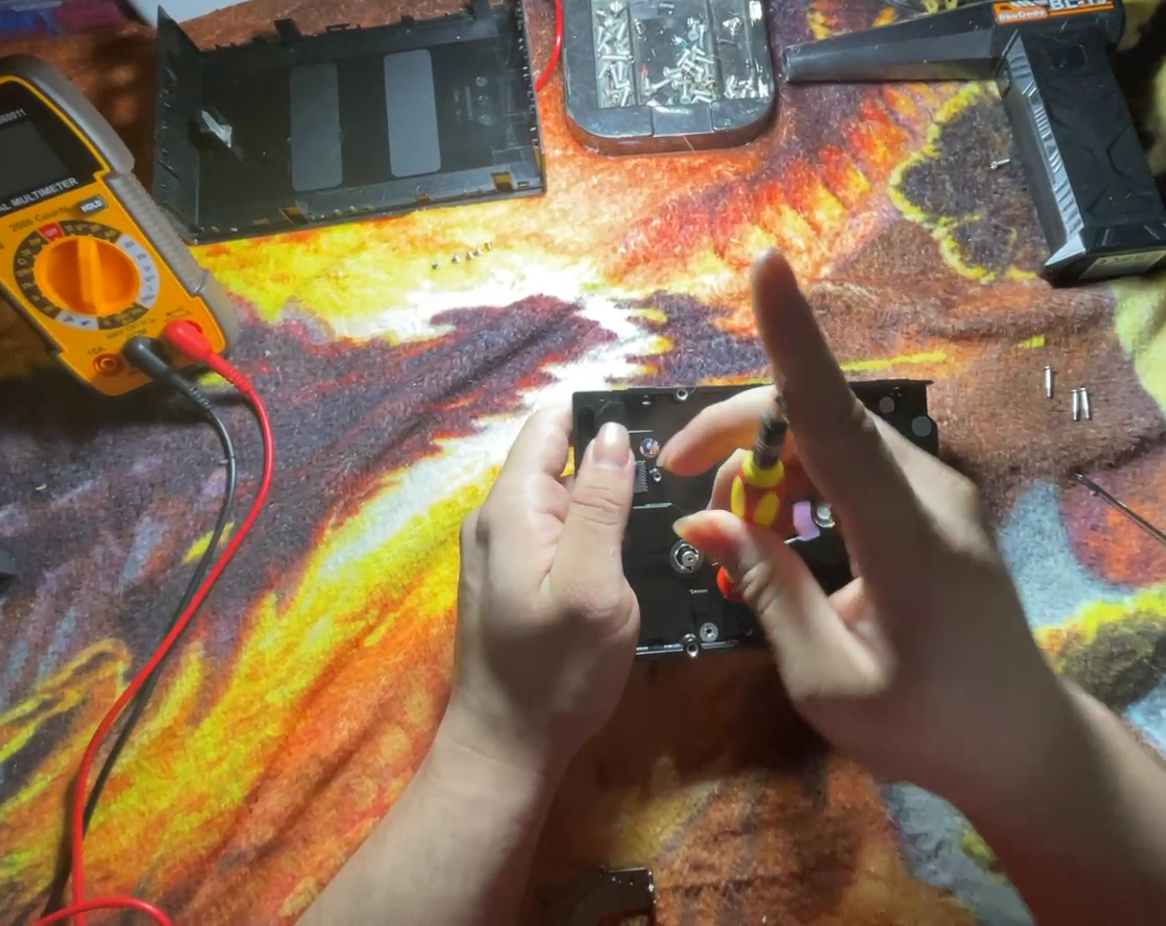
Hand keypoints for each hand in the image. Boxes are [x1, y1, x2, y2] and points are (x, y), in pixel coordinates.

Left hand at [440, 407, 640, 776]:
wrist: (508, 749)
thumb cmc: (555, 672)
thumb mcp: (592, 585)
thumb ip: (600, 504)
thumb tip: (611, 432)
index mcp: (512, 506)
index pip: (551, 424)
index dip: (600, 415)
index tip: (653, 429)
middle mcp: (499, 514)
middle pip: (558, 455)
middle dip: (609, 462)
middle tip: (667, 488)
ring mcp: (503, 544)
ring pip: (562, 492)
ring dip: (604, 498)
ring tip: (650, 522)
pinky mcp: (514, 571)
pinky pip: (557, 526)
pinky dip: (591, 527)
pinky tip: (620, 551)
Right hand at [661, 251, 1080, 817]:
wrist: (1021, 743)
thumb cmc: (926, 727)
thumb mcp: (826, 678)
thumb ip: (764, 588)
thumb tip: (697, 523)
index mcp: (905, 537)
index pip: (836, 418)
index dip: (795, 338)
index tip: (766, 266)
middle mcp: (926, 491)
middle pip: (816, 418)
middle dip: (738, 433)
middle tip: (680, 474)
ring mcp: (933, 490)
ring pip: (828, 437)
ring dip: (765, 464)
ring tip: (730, 528)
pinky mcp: (928, 500)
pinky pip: (849, 462)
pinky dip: (797, 481)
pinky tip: (774, 528)